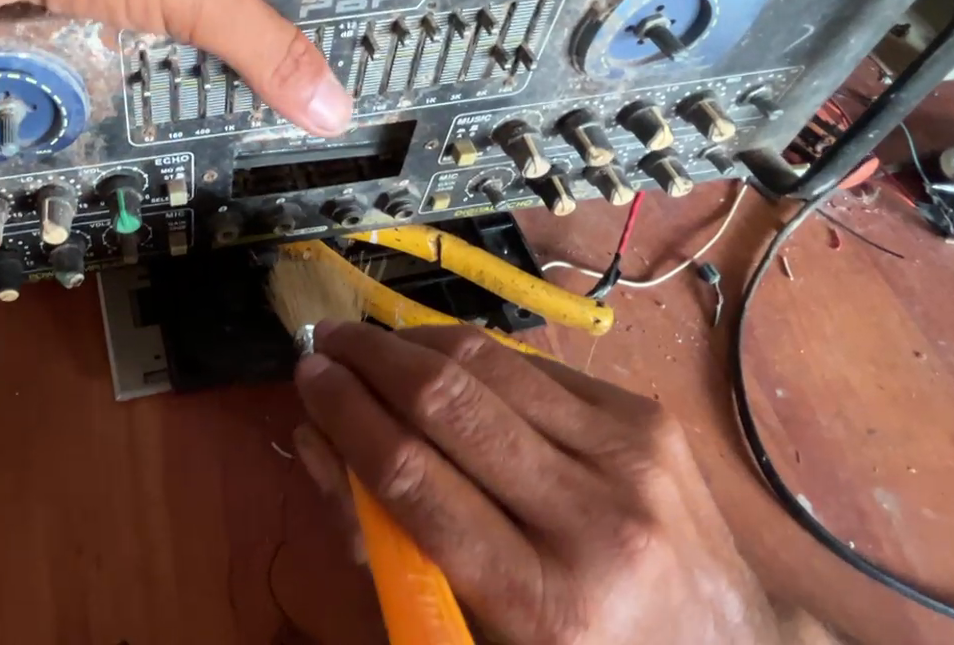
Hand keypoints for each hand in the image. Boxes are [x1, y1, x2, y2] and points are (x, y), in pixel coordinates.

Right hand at [292, 322, 784, 644]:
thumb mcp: (462, 634)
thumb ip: (376, 537)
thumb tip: (314, 436)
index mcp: (540, 600)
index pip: (410, 475)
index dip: (345, 412)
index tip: (306, 375)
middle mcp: (594, 520)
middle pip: (446, 400)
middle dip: (368, 356)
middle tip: (325, 340)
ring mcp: (631, 458)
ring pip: (487, 361)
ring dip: (410, 339)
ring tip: (370, 341)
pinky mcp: (647, 417)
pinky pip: (530, 363)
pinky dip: (470, 356)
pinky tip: (441, 362)